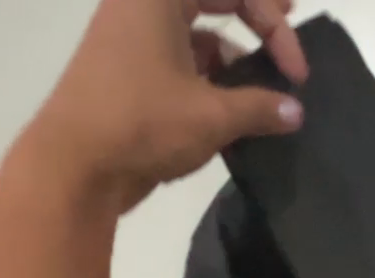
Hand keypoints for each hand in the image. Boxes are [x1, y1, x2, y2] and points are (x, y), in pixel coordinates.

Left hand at [23, 0, 309, 209]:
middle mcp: (143, 6)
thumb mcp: (212, 116)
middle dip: (256, 16)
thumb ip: (260, 108)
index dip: (274, 25)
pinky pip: (184, 63)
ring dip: (237, 56)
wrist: (78, 165)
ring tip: (268, 90)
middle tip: (292, 20)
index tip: (297, 74)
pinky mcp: (134, 75)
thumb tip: (295, 111)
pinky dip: (214, 80)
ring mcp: (136, 41)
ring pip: (199, 33)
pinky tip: (237, 111)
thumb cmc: (143, 124)